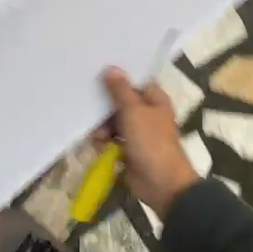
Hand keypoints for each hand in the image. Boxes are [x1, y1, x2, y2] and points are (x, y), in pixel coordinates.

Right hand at [102, 66, 201, 219]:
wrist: (161, 183)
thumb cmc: (151, 141)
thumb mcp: (134, 111)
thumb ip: (120, 90)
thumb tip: (112, 68)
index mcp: (155, 99)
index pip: (136, 81)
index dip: (120, 76)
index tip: (99, 71)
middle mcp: (147, 112)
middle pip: (120, 101)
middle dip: (105, 107)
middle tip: (91, 107)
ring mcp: (138, 132)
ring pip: (113, 121)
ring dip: (103, 127)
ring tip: (99, 136)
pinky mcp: (129, 149)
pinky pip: (112, 139)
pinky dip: (105, 141)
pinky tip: (100, 145)